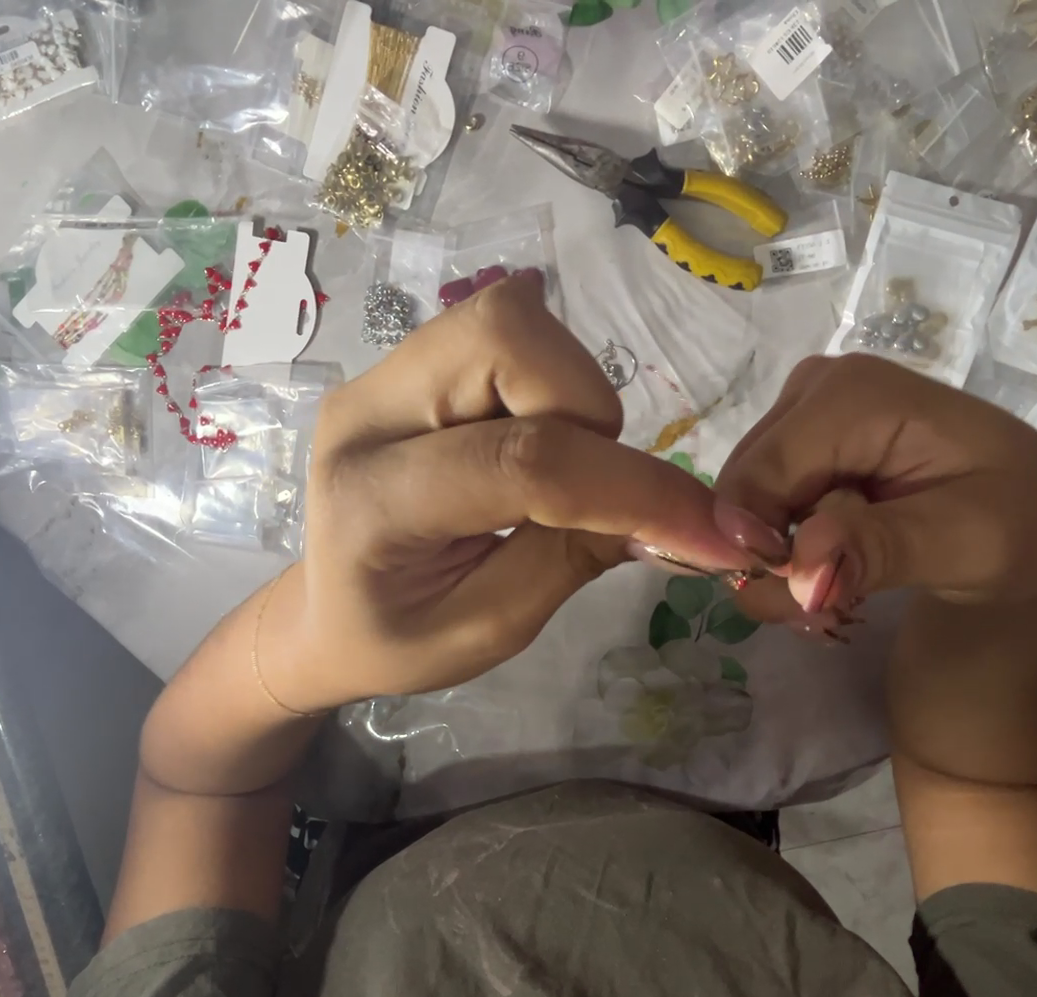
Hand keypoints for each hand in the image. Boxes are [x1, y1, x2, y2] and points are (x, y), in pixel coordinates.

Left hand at [257, 273, 748, 711]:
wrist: (322, 612)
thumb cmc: (395, 639)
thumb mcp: (489, 629)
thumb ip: (576, 559)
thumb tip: (683, 515)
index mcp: (373, 501)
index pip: (524, 462)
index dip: (634, 489)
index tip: (714, 530)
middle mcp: (366, 413)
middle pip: (505, 337)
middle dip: (585, 410)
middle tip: (591, 483)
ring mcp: (380, 375)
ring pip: (508, 318)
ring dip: (569, 389)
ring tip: (560, 466)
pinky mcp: (404, 363)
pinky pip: (502, 330)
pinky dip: (550, 378)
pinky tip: (534, 436)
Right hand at [712, 354, 1036, 636]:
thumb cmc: (1025, 531)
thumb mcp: (970, 545)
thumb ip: (879, 549)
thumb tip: (797, 570)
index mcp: (854, 393)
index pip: (758, 474)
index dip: (761, 542)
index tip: (805, 595)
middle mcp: (815, 391)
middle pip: (742, 489)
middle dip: (773, 555)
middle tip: (831, 600)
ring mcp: (804, 417)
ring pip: (742, 504)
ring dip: (778, 562)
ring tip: (840, 589)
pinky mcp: (802, 446)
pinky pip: (756, 507)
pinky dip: (783, 552)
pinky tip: (829, 567)